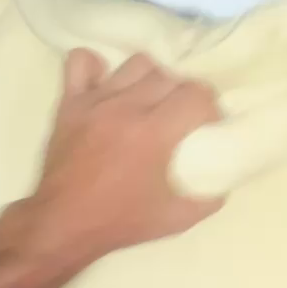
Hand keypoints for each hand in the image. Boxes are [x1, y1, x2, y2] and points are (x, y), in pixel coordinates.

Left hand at [11, 50, 224, 266]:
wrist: (63, 224)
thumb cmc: (120, 222)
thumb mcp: (176, 219)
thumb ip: (208, 199)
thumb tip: (223, 182)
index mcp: (153, 133)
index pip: (196, 94)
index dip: (210, 108)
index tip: (208, 126)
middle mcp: (125, 108)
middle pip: (170, 76)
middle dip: (184, 94)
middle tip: (182, 117)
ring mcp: (94, 102)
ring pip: (135, 64)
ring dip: (151, 78)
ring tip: (149, 101)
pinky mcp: (68, 103)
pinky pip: (81, 62)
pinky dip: (96, 67)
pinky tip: (106, 86)